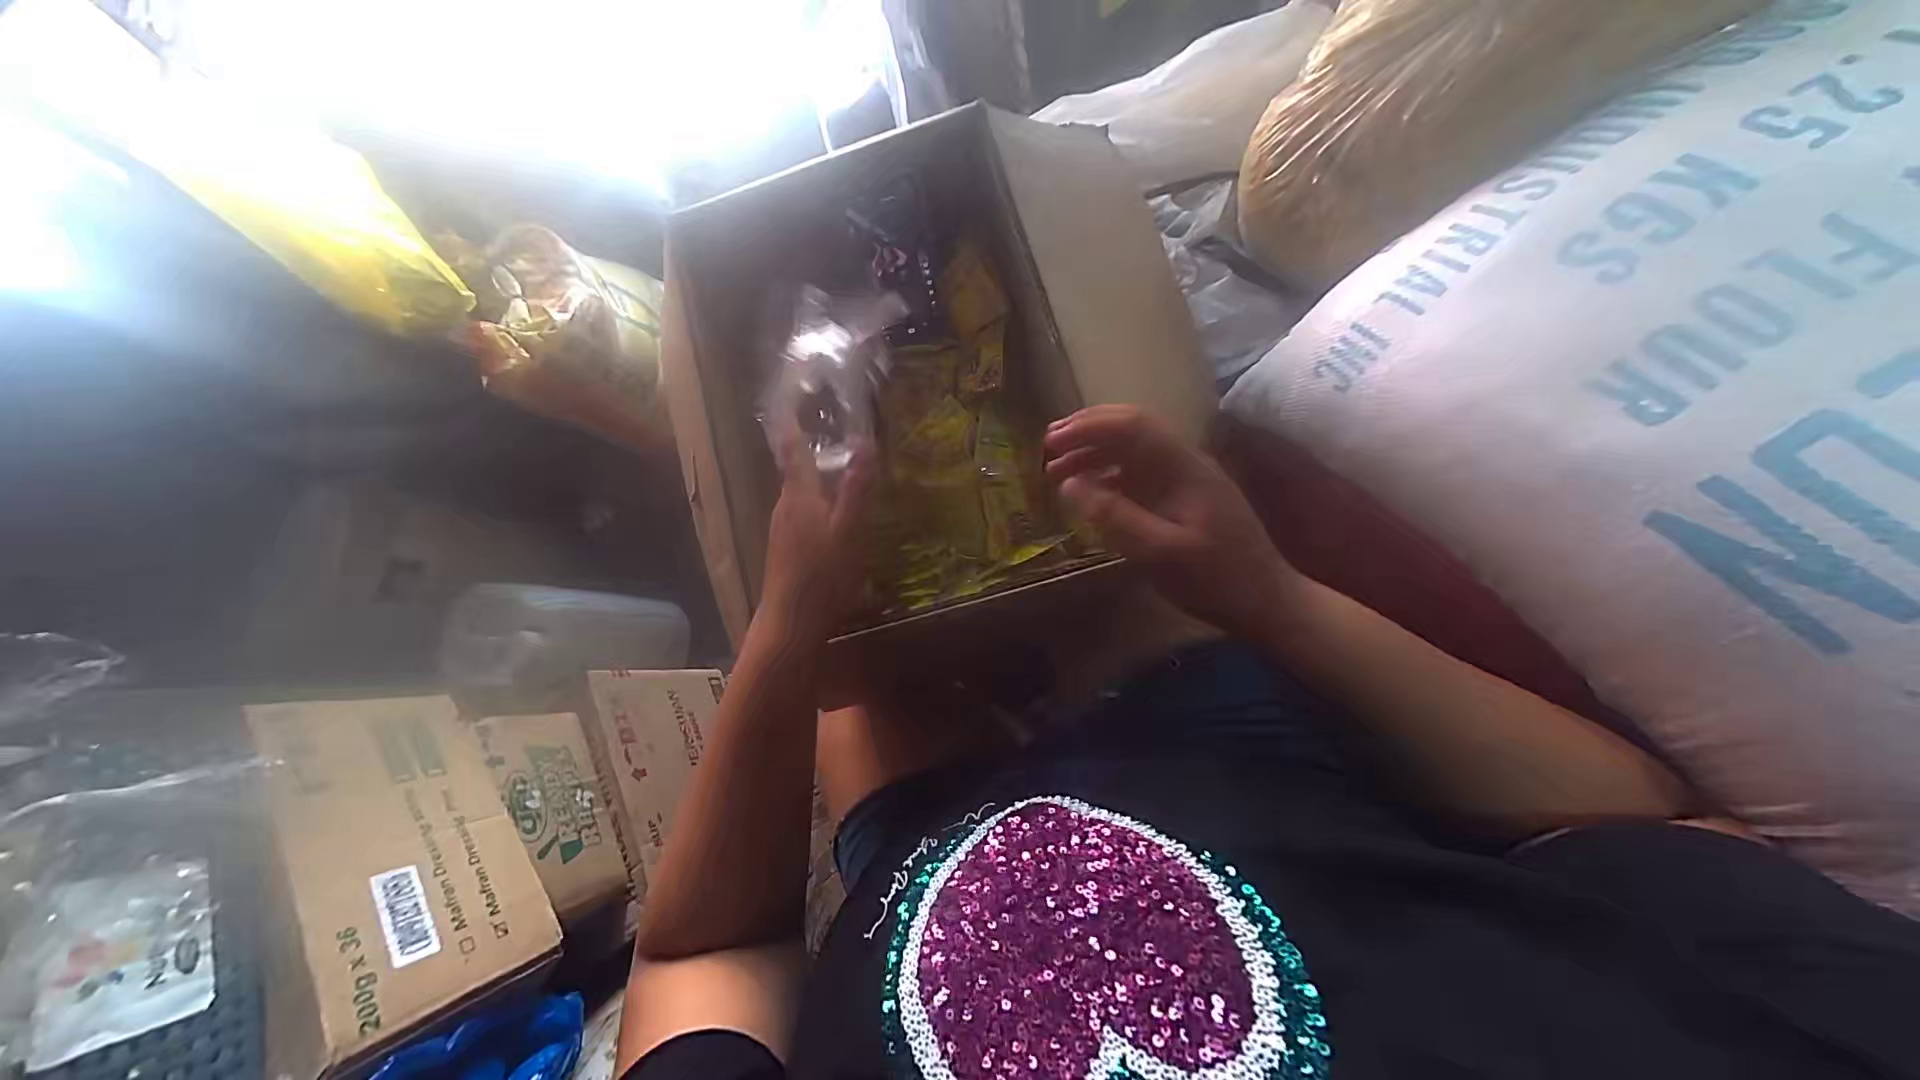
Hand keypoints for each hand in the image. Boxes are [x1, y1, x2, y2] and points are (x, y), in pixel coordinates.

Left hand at [760, 440, 875, 640]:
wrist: (791, 623)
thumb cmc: (821, 576)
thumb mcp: (848, 532)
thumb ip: (856, 490)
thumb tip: (865, 443)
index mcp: (799, 496)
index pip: (793, 448)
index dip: (793, 420)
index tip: (795, 395)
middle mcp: (785, 506)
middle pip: (796, 468)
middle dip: (809, 446)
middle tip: (829, 426)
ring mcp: (782, 528)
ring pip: (800, 492)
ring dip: (815, 475)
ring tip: (837, 465)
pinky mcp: (785, 547)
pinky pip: (801, 511)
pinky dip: (816, 500)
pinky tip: (832, 514)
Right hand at [1045, 405, 1296, 638]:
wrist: (1266, 602)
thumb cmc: (1216, 579)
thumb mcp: (1161, 553)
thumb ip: (1114, 515)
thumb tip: (1069, 484)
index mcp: (1184, 467)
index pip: (1133, 426)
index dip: (1089, 426)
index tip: (1052, 441)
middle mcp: (1184, 464)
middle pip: (1132, 429)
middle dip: (1087, 432)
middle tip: (1048, 446)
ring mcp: (1184, 481)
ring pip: (1133, 451)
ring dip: (1094, 454)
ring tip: (1057, 470)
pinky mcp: (1181, 499)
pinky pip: (1139, 475)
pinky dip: (1108, 476)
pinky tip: (1089, 491)